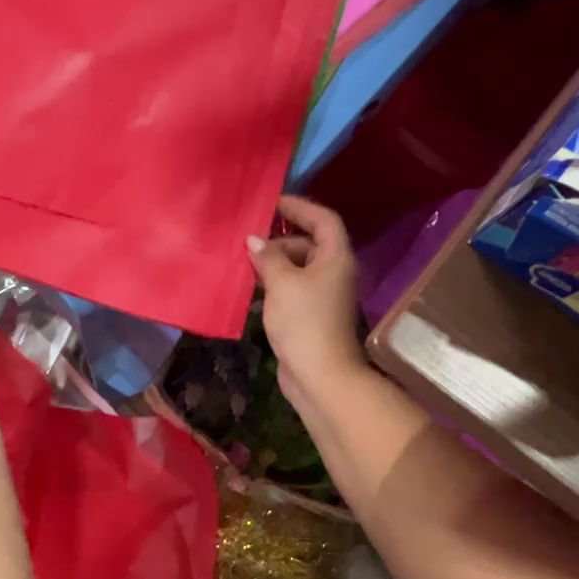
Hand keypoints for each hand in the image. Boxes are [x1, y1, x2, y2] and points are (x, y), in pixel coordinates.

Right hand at [247, 195, 368, 410]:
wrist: (319, 375)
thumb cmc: (304, 322)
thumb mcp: (282, 283)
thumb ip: (267, 257)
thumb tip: (254, 240)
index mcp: (335, 257)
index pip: (323, 219)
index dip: (299, 207)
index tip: (271, 202)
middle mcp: (333, 272)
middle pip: (308, 243)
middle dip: (279, 240)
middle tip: (248, 240)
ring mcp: (322, 296)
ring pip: (297, 269)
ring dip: (272, 264)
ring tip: (243, 263)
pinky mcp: (309, 316)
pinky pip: (290, 290)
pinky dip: (272, 286)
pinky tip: (249, 290)